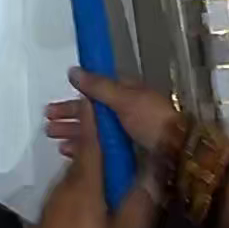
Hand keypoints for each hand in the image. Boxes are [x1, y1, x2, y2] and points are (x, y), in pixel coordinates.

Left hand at [33, 69, 162, 227]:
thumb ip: (140, 203)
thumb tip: (156, 172)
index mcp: (85, 182)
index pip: (92, 140)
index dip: (94, 117)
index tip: (96, 93)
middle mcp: (68, 183)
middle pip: (85, 152)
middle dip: (97, 135)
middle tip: (119, 124)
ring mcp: (58, 198)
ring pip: (79, 169)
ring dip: (93, 158)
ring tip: (117, 156)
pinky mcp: (55, 213)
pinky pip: (75, 185)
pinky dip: (89, 178)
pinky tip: (104, 190)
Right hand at [43, 67, 194, 160]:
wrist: (180, 156)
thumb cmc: (152, 121)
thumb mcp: (124, 98)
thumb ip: (97, 86)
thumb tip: (72, 70)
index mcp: (127, 94)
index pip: (95, 93)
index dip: (74, 99)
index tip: (54, 107)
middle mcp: (127, 113)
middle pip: (92, 114)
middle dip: (69, 118)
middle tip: (48, 126)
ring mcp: (128, 135)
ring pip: (95, 133)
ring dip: (74, 135)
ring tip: (55, 142)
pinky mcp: (130, 155)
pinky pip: (101, 151)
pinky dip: (85, 151)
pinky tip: (71, 154)